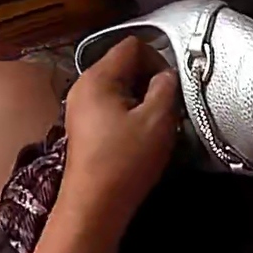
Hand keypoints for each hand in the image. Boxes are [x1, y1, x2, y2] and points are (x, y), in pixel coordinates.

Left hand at [58, 37, 180, 232]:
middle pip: (125, 66)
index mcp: (97, 77)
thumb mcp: (157, 120)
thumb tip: (168, 76)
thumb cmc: (125, 162)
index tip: (172, 88)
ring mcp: (80, 109)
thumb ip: (167, 88)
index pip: (133, 46)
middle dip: (151, 83)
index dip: (159, 60)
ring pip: (120, 90)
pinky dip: (129, 117)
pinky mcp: (84, 130)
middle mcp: (83, 87)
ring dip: (143, 103)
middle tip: (168, 110)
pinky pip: (112, 109)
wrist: (95, 206)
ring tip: (156, 127)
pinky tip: (140, 140)